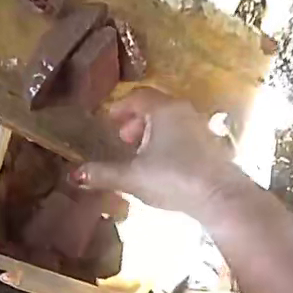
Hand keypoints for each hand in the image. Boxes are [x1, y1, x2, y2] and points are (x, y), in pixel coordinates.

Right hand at [72, 88, 254, 212]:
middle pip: (156, 107)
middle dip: (136, 121)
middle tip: (121, 138)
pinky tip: (161, 165)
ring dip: (152, 133)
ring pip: (171, 122)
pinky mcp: (211, 146)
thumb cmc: (172, 178)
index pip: (139, 96)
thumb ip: (102, 174)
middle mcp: (184, 112)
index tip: (108, 119)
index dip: (120, 106)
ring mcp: (201, 128)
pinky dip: (168, 143)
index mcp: (163, 110)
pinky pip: (183, 135)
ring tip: (139, 154)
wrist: (218, 196)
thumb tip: (74, 174)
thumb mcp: (130, 177)